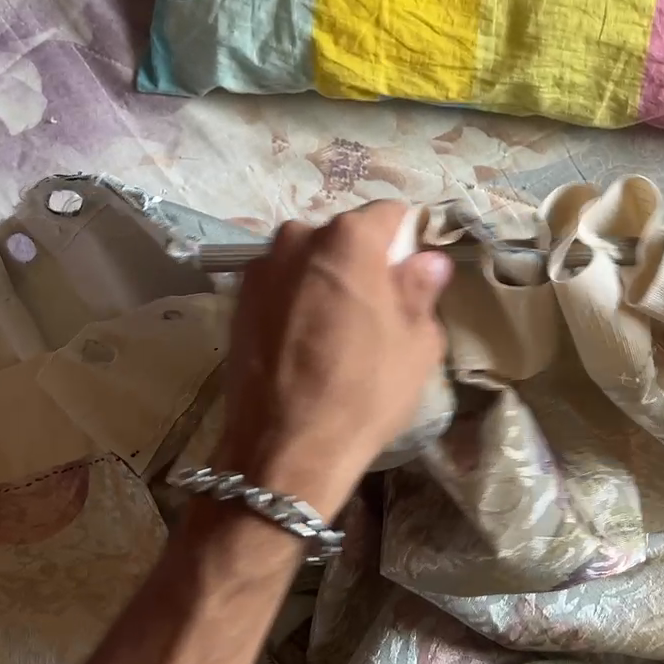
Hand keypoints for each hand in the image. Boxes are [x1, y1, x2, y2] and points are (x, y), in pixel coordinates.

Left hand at [209, 202, 452, 514]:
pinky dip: (296, 300)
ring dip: (326, 279)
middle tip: (376, 307)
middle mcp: (298, 238)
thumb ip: (420, 290)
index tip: (411, 274)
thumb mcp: (416, 343)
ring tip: (336, 329)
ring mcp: (261, 268)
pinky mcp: (237, 301)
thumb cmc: (363, 392)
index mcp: (349, 238)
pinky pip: (281, 285)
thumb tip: (427, 261)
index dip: (406, 241)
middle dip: (363, 260)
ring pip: (308, 259)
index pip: (389, 214)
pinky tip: (305, 341)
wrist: (284, 448)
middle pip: (344, 236)